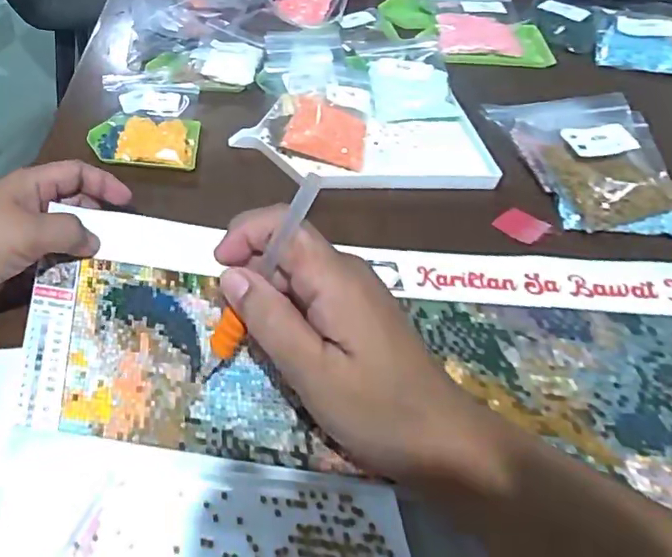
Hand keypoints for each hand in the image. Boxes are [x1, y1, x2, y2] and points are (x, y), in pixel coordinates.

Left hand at [0, 162, 131, 312]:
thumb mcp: (30, 232)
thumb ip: (69, 231)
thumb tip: (95, 239)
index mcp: (30, 184)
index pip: (74, 172)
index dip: (102, 183)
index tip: (127, 203)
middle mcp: (27, 202)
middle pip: (70, 201)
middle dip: (95, 216)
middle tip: (120, 239)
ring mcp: (19, 230)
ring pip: (61, 231)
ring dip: (81, 243)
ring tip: (106, 261)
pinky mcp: (14, 256)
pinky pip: (48, 254)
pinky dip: (64, 261)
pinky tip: (79, 277)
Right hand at [214, 206, 514, 490]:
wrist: (453, 448)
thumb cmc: (380, 411)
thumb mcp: (312, 372)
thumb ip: (268, 318)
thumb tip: (230, 274)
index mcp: (334, 276)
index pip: (282, 223)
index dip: (243, 233)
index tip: (218, 268)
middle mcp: (344, 271)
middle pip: (284, 248)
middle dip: (249, 274)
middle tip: (232, 322)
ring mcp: (354, 291)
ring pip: (295, 274)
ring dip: (266, 298)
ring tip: (256, 342)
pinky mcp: (358, 312)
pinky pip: (311, 295)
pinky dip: (287, 313)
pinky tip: (287, 350)